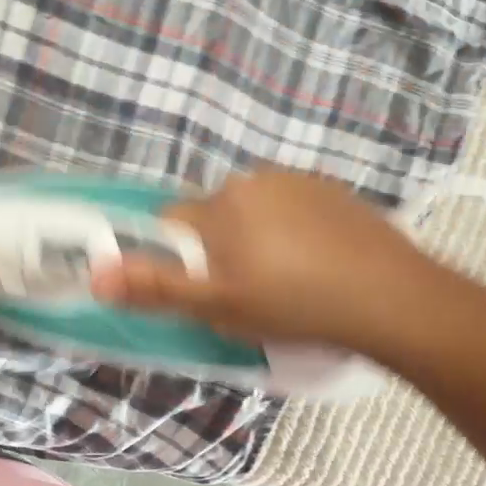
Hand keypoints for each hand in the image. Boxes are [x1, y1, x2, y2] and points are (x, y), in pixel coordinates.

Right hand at [91, 168, 439, 353]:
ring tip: (281, 287)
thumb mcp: (216, 306)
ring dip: (251, 243)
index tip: (195, 292)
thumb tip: (94, 273)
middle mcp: (253, 179)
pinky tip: (312, 269)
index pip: (167, 224)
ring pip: (250, 215)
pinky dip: (289, 236)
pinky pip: (289, 212)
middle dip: (213, 253)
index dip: (171, 260)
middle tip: (239, 297)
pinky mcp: (334, 192)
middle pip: (209, 219)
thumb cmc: (293, 305)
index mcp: (220, 204)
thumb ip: (153, 288)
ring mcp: (299, 181)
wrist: (392, 299)